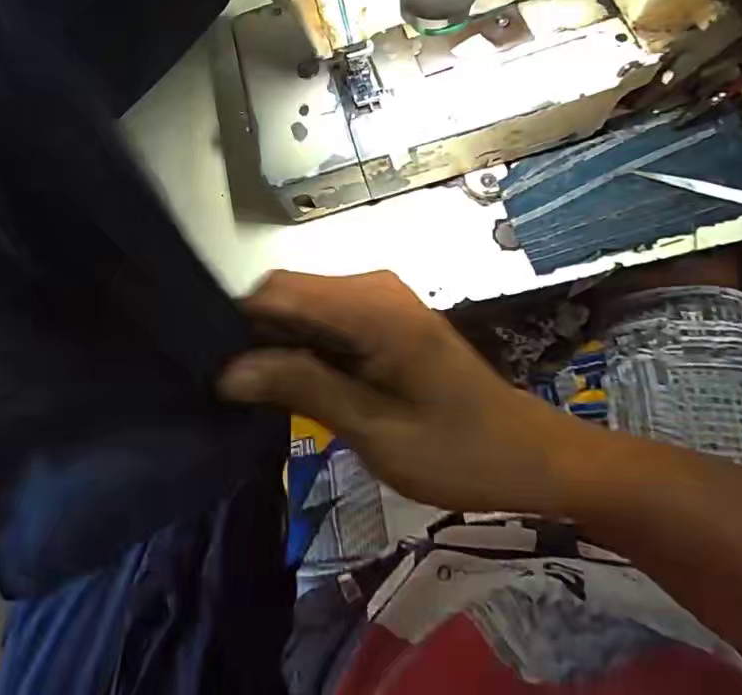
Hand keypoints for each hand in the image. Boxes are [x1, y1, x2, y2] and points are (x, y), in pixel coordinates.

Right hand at [219, 270, 590, 513]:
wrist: (529, 454)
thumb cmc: (459, 451)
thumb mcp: (375, 429)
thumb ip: (303, 388)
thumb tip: (227, 370)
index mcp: (372, 307)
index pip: (278, 291)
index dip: (238, 323)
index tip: (212, 370)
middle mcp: (372, 287)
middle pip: (286, 293)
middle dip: (254, 335)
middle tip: (233, 393)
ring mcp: (379, 298)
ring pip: (301, 305)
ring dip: (277, 343)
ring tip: (258, 393)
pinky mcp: (383, 315)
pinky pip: (323, 317)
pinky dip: (303, 345)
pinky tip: (296, 384)